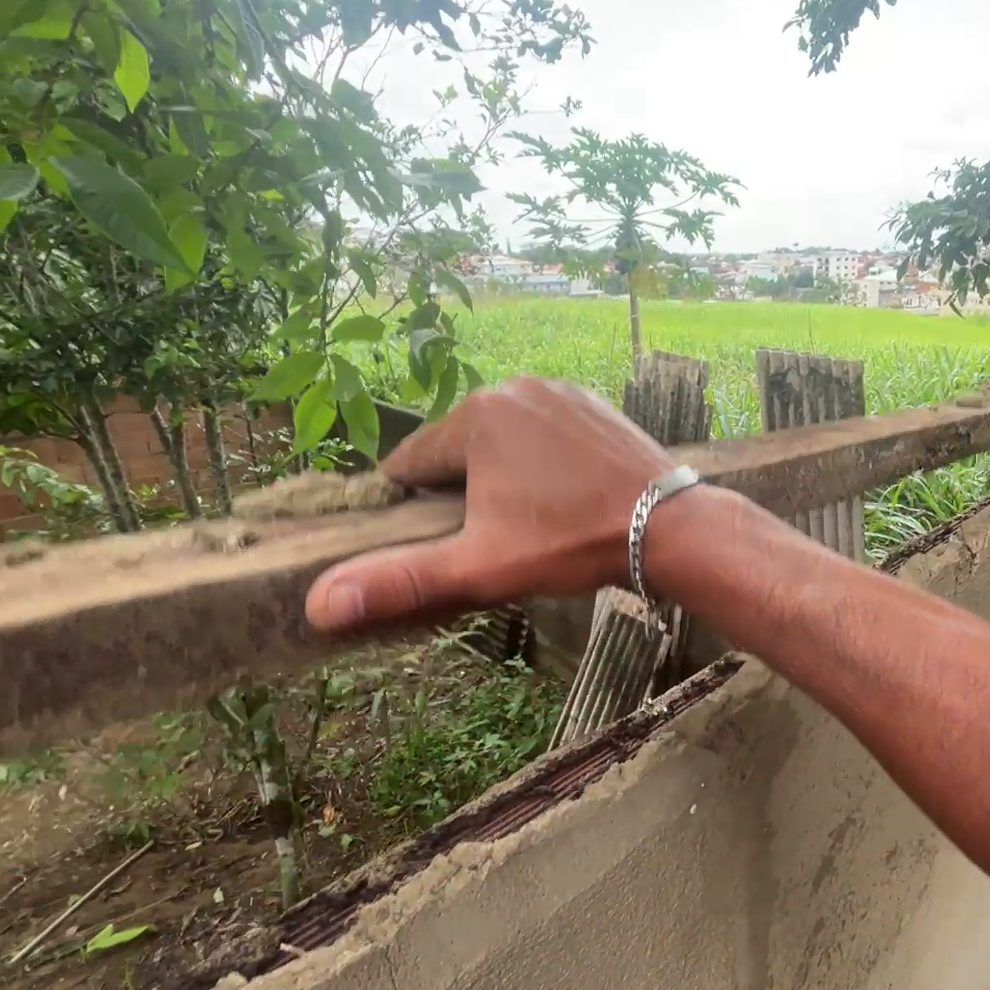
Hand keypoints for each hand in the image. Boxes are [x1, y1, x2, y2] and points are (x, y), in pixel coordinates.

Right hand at [305, 376, 675, 631]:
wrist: (670, 526)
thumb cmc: (574, 541)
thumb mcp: (483, 565)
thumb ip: (402, 579)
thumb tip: (319, 603)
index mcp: (476, 413)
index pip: (413, 462)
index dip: (416, 505)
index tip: (441, 535)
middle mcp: (515, 386)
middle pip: (462, 446)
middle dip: (466, 488)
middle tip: (500, 532)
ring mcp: (562, 390)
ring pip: (507, 437)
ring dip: (505, 473)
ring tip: (536, 517)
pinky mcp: (595, 403)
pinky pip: (548, 431)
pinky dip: (545, 458)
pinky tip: (566, 492)